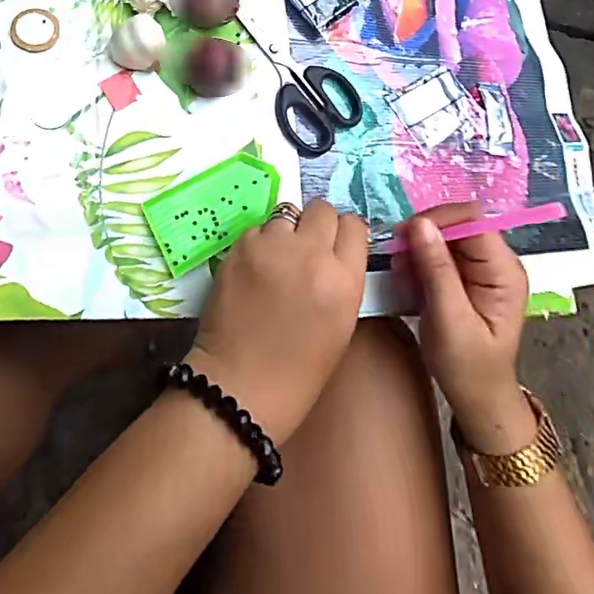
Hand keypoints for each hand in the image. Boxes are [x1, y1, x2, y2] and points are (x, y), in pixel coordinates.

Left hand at [187, 199, 367, 441]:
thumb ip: (343, 279)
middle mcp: (311, 254)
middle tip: (306, 245)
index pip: (354, 226)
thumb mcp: (341, 324)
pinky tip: (255, 267)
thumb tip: (336, 249)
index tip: (336, 242)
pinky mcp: (240, 247)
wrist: (242, 384)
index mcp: (344, 279)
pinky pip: (257, 229)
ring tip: (277, 259)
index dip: (345, 232)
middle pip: (321, 209)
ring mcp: (272, 247)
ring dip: (285, 231)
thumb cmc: (298, 369)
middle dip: (316, 223)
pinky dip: (259, 242)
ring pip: (286, 214)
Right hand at [402, 202, 538, 454]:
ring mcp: (480, 268)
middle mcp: (495, 262)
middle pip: (456, 223)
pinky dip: (417, 259)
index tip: (404, 236)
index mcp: (504, 270)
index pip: (471, 220)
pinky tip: (407, 278)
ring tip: (400, 272)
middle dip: (423, 234)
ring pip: (442, 235)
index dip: (437, 219)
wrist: (476, 398)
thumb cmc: (467, 366)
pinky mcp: (463, 276)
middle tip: (396, 256)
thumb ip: (436, 269)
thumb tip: (419, 223)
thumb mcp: (449, 320)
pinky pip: (437, 251)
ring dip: (416, 247)